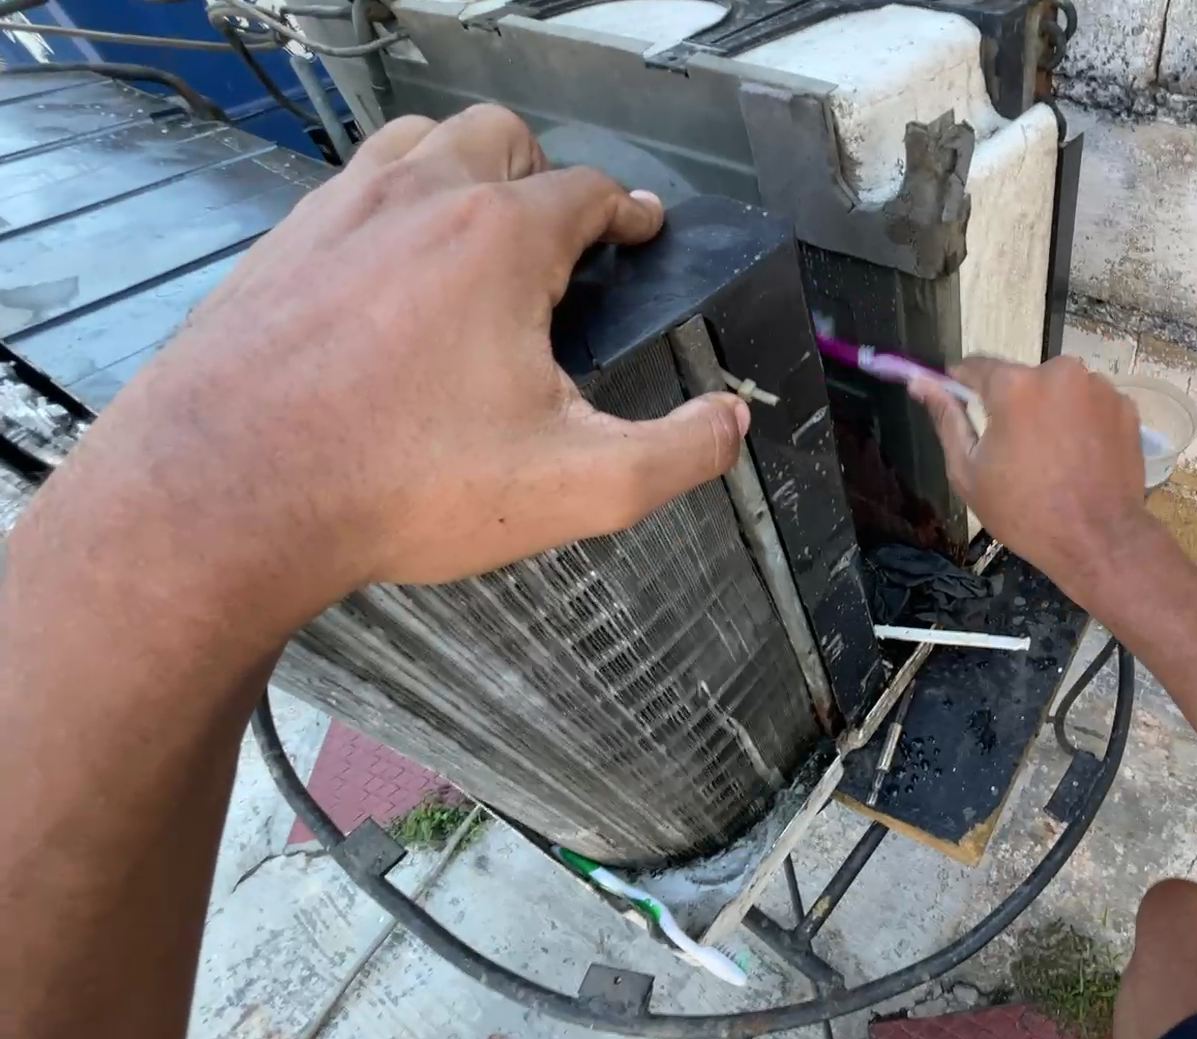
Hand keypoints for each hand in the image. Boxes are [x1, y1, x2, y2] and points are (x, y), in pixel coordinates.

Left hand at [19, 105, 747, 623]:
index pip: (588, 191)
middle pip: (502, 138)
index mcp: (500, 243)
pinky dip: (404, 207)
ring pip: (420, 144)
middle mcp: (417, 203)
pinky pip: (356, 188)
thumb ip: (685, 450)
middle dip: (552, 180)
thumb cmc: (415, 486)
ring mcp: (336, 216)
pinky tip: (411, 280)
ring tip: (496, 249)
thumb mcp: (590, 485)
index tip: (648, 232)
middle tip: (573, 249)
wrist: (225, 503)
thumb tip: (733, 419)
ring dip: (474, 177)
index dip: (632, 212)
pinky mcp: (279, 250)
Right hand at [910, 356, 1154, 591]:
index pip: (975, 366)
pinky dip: (1081, 424)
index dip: (961, 385)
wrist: (1098, 540)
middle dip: (1013, 406)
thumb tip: (922, 384)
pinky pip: (1090, 406)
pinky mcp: (1126, 407)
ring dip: (1049, 413)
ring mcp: (1099, 388)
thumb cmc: (1024, 512)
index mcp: (1015, 385)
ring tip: (1052, 459)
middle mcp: (1060, 372)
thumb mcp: (969, 472)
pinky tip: (1080, 459)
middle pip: (1022, 380)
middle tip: (1014, 451)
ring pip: (1058, 392)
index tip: (959, 404)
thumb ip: (946, 420)